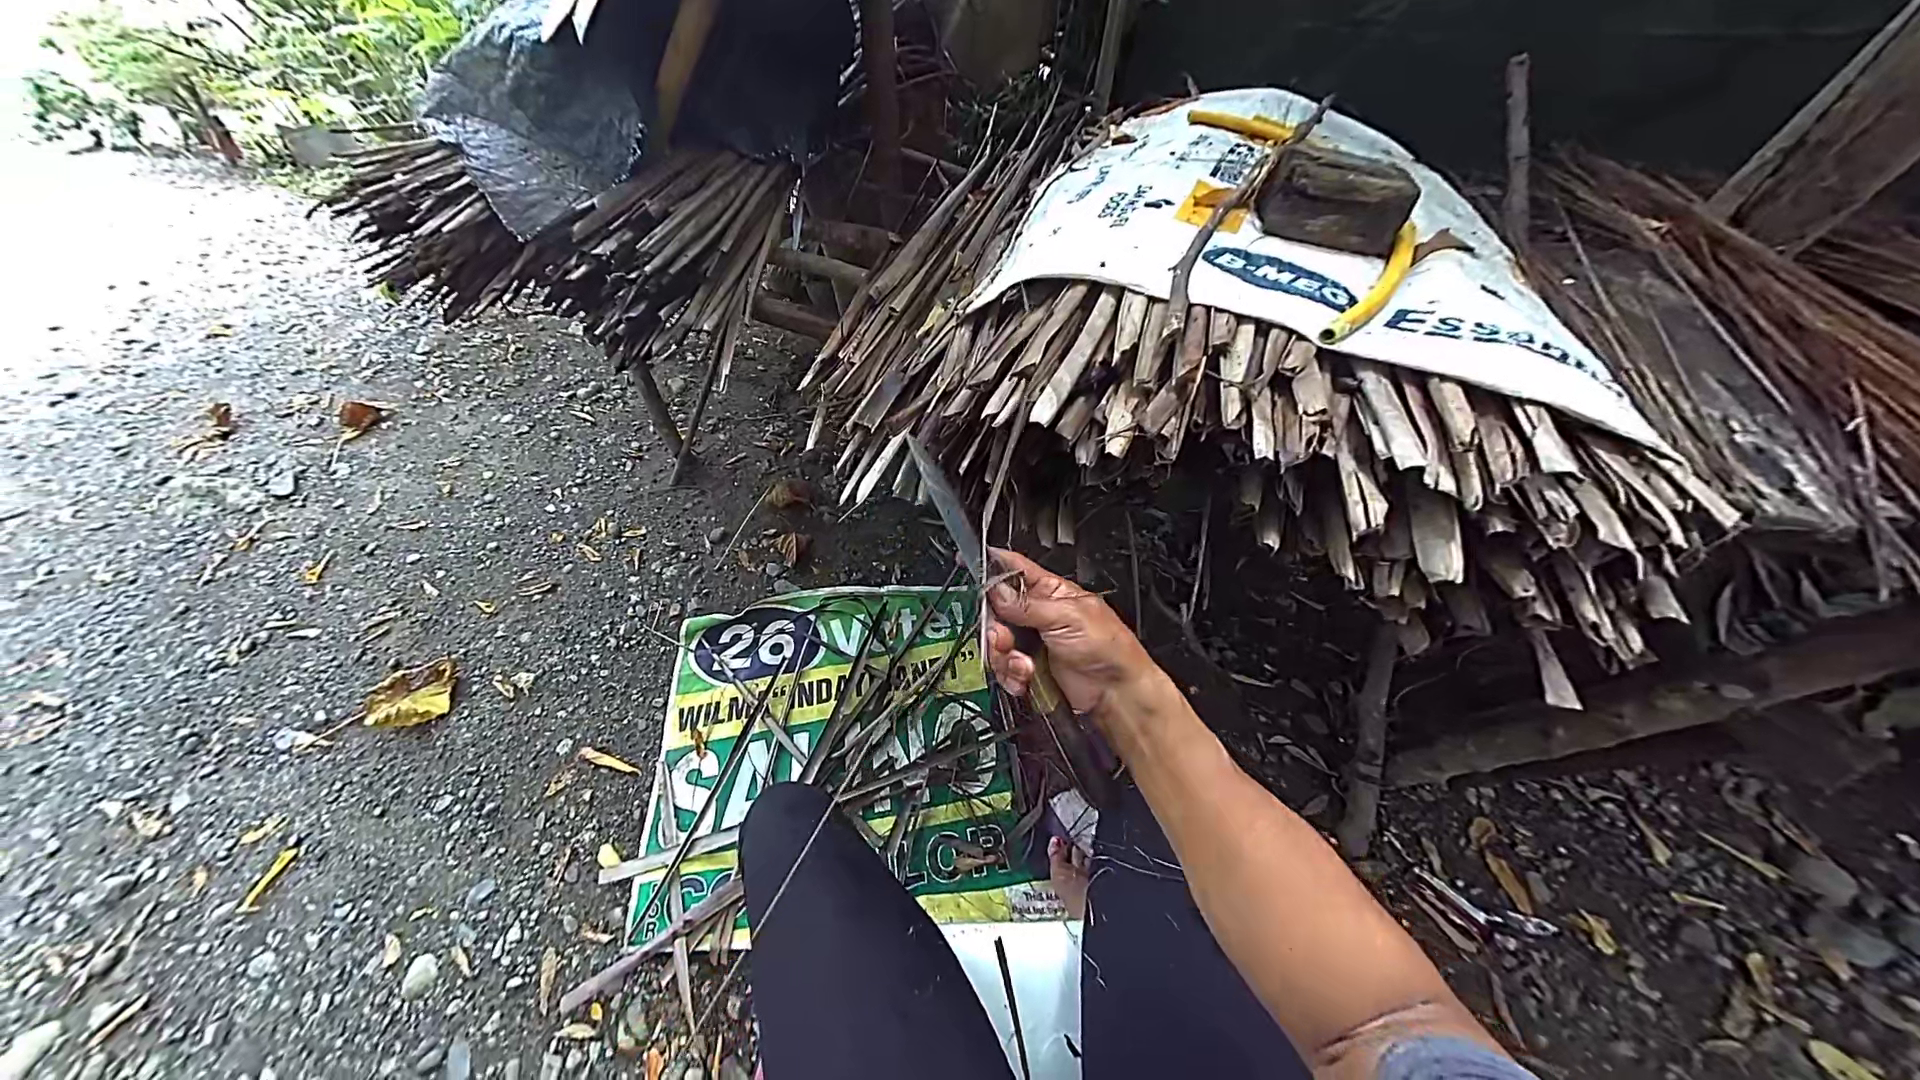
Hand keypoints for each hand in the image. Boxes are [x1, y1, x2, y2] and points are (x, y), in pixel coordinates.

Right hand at [984, 548, 1159, 720]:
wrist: (1116, 692)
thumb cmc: (1109, 648)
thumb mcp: (1068, 617)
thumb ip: (1027, 605)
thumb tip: (996, 591)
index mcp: (1050, 591)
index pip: (1014, 570)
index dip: (992, 569)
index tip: (975, 576)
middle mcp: (1037, 614)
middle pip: (996, 611)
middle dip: (997, 629)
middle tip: (1005, 640)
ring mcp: (1031, 641)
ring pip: (996, 642)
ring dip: (1005, 657)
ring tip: (1024, 665)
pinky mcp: (1028, 666)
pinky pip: (1004, 667)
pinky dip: (1011, 675)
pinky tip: (1026, 677)